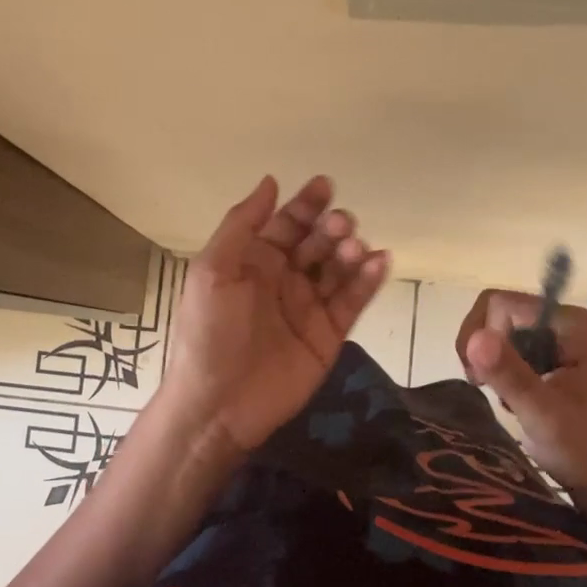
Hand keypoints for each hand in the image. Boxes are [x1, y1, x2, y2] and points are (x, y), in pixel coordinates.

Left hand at [161, 175, 389, 451]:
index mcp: (252, 262)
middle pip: (316, 243)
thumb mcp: (212, 272)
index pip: (284, 225)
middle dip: (330, 228)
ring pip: (338, 269)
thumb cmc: (208, 334)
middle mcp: (282, 280)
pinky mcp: (328, 336)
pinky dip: (368, 280)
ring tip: (354, 247)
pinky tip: (379, 261)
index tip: (325, 186)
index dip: (304, 205)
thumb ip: (242, 225)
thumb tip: (270, 182)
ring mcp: (307, 308)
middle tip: (340, 225)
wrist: (217, 405)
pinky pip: (352, 301)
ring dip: (350, 252)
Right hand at [456, 291, 586, 493]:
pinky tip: (512, 399)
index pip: (502, 304)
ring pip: (498, 331)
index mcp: (573, 324)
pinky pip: (508, 348)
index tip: (481, 378)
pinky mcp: (551, 356)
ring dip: (491, 364)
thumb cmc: (581, 449)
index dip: (483, 336)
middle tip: (486, 388)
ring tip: (506, 399)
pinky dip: (500, 372)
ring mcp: (559, 338)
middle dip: (485, 350)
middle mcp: (567, 322)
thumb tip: (475, 338)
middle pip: (497, 313)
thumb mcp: (542, 413)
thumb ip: (510, 373)